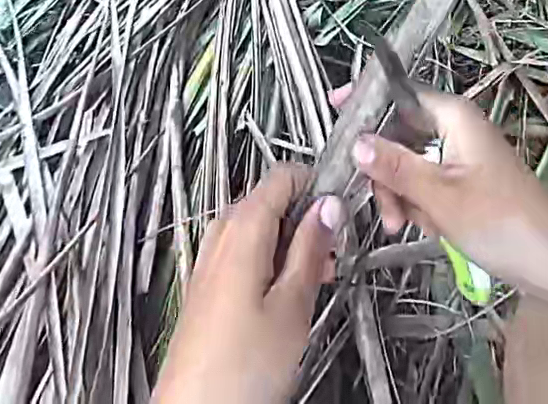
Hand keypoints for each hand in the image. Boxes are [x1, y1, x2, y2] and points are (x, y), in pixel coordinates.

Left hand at [153, 166, 343, 403]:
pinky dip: (271, 263)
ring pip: (261, 228)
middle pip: (274, 200)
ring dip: (292, 245)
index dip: (318, 187)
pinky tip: (285, 298)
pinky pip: (246, 253)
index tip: (339, 211)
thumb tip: (328, 206)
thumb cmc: (236, 373)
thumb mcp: (293, 305)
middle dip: (307, 221)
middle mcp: (222, 233)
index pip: (286, 174)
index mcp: (243, 225)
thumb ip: (312, 246)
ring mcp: (211, 258)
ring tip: (315, 281)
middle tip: (333, 253)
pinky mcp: (208, 284)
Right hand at [340, 85, 547, 301]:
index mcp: (453, 115)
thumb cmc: (503, 223)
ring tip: (405, 225)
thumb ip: (395, 166)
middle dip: (387, 169)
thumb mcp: (439, 197)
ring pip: (411, 161)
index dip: (368, 99)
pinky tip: (428, 227)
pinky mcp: (467, 180)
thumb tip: (357, 140)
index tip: (335, 105)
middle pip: (401, 132)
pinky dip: (420, 203)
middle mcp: (456, 127)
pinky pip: (428, 181)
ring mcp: (462, 155)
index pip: (400, 92)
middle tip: (386, 208)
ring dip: (402, 193)